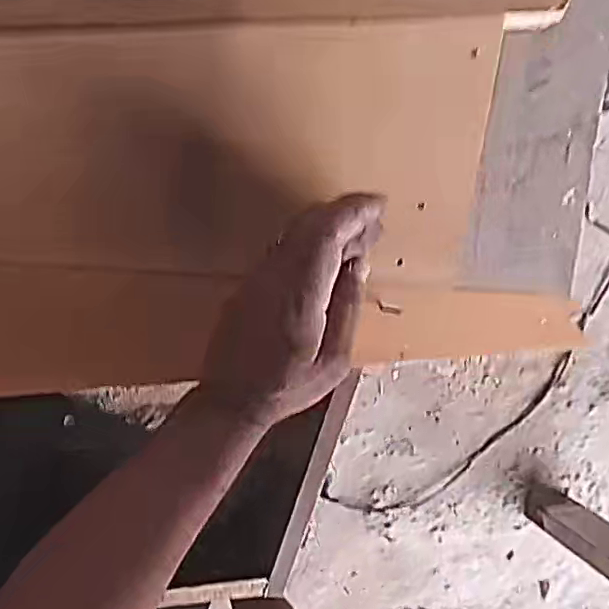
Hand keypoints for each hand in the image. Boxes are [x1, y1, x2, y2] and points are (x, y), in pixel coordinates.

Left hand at [194, 193, 384, 428]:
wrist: (231, 401)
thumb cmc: (285, 389)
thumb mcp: (334, 361)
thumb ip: (347, 309)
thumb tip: (357, 267)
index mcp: (300, 295)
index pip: (326, 233)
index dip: (354, 213)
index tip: (378, 208)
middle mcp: (272, 280)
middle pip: (307, 225)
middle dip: (343, 216)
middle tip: (371, 227)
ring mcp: (253, 282)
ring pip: (290, 235)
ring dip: (323, 230)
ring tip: (352, 246)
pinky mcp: (243, 289)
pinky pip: (278, 253)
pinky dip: (304, 247)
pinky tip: (320, 266)